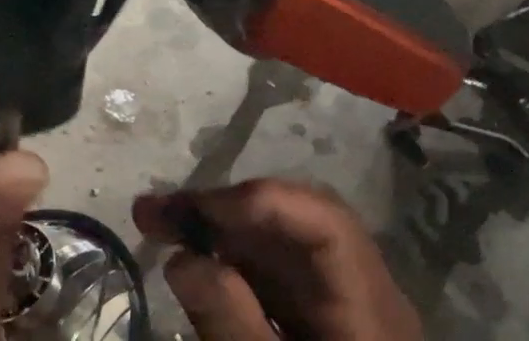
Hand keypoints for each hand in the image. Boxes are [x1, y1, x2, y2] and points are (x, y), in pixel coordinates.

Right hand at [133, 179, 422, 340]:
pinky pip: (278, 274)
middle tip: (157, 213)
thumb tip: (180, 258)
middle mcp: (367, 293)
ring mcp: (346, 307)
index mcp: (372, 307)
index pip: (324, 222)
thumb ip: (231, 325)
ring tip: (158, 226)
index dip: (260, 203)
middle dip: (227, 210)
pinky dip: (233, 260)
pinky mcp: (323, 324)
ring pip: (283, 244)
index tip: (194, 210)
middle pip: (299, 223)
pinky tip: (195, 262)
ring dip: (222, 229)